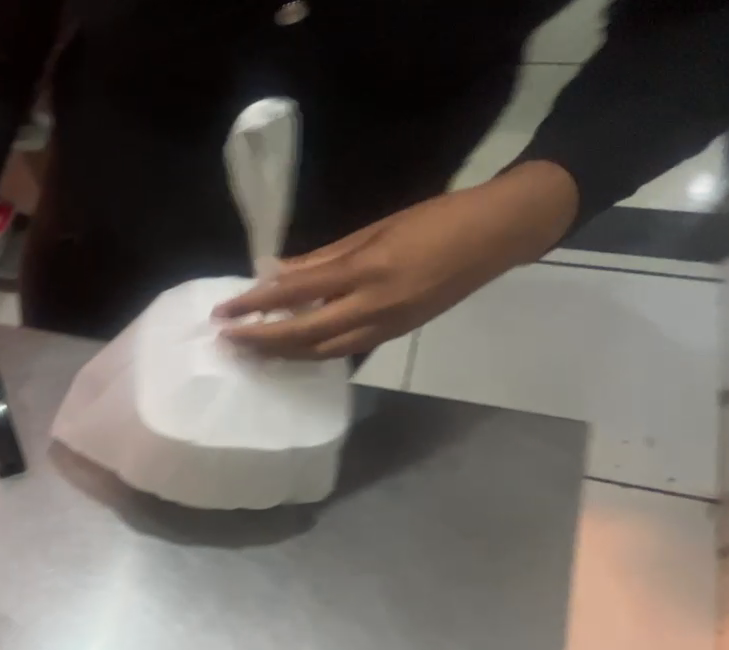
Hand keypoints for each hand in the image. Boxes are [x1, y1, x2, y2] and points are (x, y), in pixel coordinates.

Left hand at [214, 161, 579, 358]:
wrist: (505, 230)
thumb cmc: (438, 218)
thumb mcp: (374, 229)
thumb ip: (320, 258)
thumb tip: (274, 274)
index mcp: (367, 269)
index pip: (294, 294)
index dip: (253, 304)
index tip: (223, 311)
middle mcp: (374, 304)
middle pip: (301, 334)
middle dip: (258, 340)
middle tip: (225, 339)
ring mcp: (387, 324)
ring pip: (319, 351)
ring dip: (279, 353)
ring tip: (248, 349)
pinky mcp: (397, 333)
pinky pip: (342, 350)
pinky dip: (310, 352)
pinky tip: (288, 349)